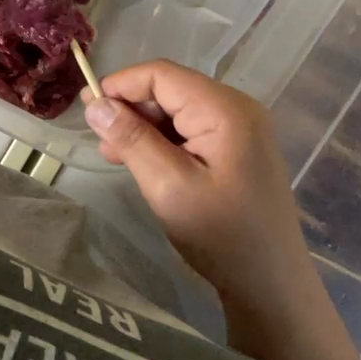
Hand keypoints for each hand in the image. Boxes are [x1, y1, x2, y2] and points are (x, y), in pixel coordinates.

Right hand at [81, 60, 318, 319]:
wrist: (271, 284)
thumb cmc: (221, 235)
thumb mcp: (167, 186)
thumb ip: (132, 140)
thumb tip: (95, 105)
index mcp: (225, 111)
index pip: (161, 75)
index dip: (120, 85)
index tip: (89, 113)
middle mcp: (236, 109)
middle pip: (169, 88)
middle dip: (130, 108)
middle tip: (102, 143)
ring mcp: (239, 129)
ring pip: (175, 108)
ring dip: (142, 126)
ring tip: (115, 156)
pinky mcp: (236, 148)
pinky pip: (189, 128)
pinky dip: (161, 139)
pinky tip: (142, 163)